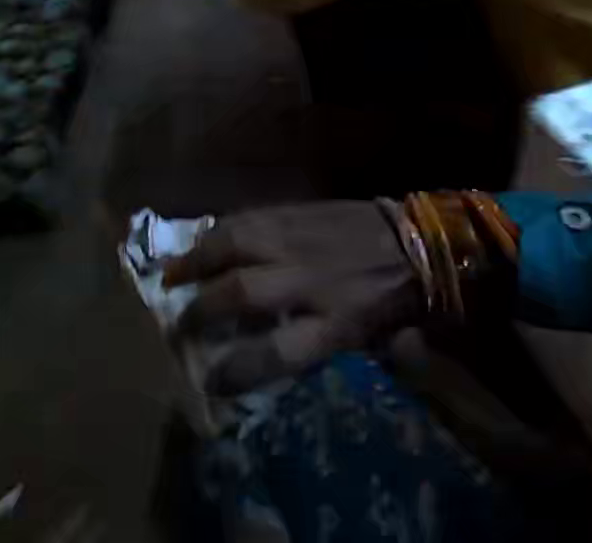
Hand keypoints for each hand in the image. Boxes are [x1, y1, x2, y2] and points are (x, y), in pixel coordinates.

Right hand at [162, 202, 421, 392]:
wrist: (420, 241)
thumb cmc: (396, 301)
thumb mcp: (370, 343)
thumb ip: (320, 351)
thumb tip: (272, 362)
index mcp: (335, 324)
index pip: (275, 354)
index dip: (236, 370)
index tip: (208, 381)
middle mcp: (309, 281)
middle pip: (242, 294)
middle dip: (202, 310)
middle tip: (177, 322)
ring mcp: (298, 240)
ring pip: (235, 246)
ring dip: (197, 260)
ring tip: (171, 273)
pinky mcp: (296, 211)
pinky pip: (248, 218)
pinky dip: (219, 231)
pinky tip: (203, 240)